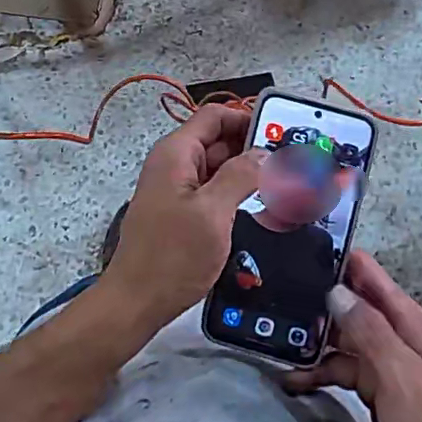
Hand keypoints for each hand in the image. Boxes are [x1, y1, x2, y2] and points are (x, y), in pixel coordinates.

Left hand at [96, 104, 264, 329]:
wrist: (134, 304)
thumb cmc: (172, 257)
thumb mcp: (213, 213)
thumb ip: (241, 176)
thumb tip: (264, 153)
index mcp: (177, 153)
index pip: (215, 117)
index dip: (246, 119)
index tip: (277, 136)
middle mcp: (173, 163)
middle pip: (217, 139)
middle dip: (250, 147)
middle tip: (286, 163)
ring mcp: (175, 187)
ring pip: (216, 165)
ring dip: (244, 170)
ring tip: (278, 182)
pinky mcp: (179, 209)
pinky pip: (210, 187)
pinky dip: (233, 189)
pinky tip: (255, 203)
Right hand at [284, 251, 421, 421]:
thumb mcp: (402, 380)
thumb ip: (371, 332)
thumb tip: (337, 291)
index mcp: (406, 323)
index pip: (368, 274)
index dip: (338, 259)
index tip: (304, 250)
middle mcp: (396, 337)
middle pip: (350, 303)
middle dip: (318, 300)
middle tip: (283, 302)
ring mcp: (385, 365)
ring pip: (342, 338)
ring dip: (315, 338)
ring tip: (283, 341)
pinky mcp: (376, 392)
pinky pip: (342, 370)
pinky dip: (320, 371)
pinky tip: (299, 377)